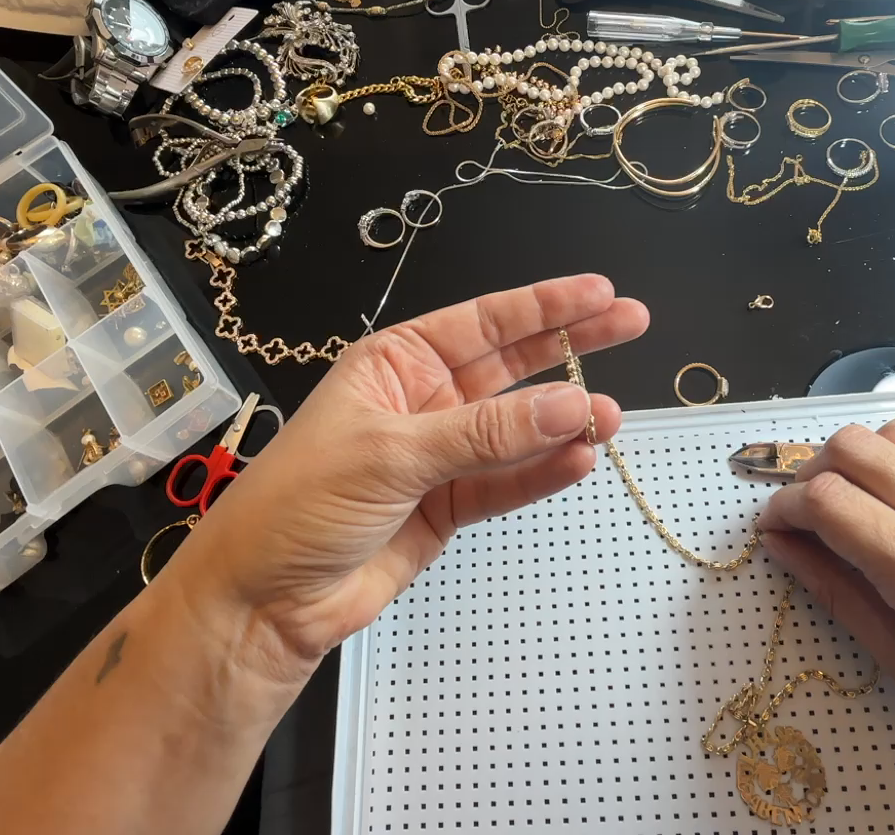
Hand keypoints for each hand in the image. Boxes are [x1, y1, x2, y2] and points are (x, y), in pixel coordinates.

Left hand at [161, 275, 646, 682]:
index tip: (600, 293)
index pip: (484, 322)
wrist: (263, 602)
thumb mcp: (392, 452)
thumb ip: (485, 432)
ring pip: (517, 427)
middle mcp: (425, 398)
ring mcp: (441, 453)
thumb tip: (571, 407)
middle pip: (512, 364)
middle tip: (631, 323)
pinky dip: (542, 473)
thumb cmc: (302, 502)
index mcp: (397, 361)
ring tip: (612, 417)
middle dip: (570, 345)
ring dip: (563, 421)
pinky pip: (508, 481)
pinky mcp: (450, 505)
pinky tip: (579, 460)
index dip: (544, 305)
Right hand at [757, 419, 894, 822]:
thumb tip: (782, 547)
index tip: (773, 530)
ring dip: (855, 456)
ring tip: (852, 498)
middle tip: (807, 514)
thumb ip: (834, 593)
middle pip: (850, 446)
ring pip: (894, 430)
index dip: (782, 508)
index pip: (823, 499)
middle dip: (809, 473)